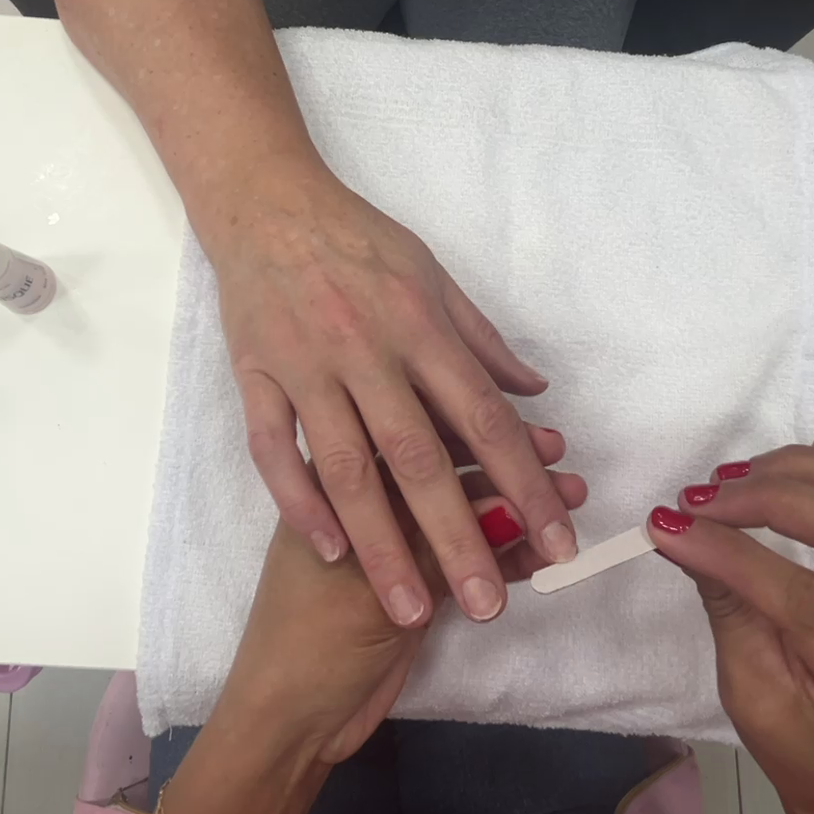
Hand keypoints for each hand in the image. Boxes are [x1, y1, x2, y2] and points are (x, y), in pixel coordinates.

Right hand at [208, 169, 575, 628]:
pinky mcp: (255, 378)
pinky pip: (273, 450)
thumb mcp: (434, 274)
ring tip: (413, 609)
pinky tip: (330, 550)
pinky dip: (299, 503)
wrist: (268, 204)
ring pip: (347, 468)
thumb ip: (482, 340)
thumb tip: (534, 394)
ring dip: (381, 544)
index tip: (558, 540)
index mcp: (420, 326)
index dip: (525, 482)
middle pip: (419, 457)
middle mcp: (367, 351)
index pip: (484, 418)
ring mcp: (306, 367)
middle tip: (491, 607)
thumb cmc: (358, 240)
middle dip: (459, 537)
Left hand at [214, 424, 584, 763]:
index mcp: (337, 482)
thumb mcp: (372, 586)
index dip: (466, 432)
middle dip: (501, 466)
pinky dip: (506, 555)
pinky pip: (468, 556)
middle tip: (557, 459)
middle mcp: (369, 501)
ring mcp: (397, 541)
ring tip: (571, 500)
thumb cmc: (310, 639)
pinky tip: (545, 550)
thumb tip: (513, 508)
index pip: (406, 439)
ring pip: (463, 513)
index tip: (520, 429)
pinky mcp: (420, 579)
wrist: (293, 721)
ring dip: (514, 511)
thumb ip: (438, 550)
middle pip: (444, 472)